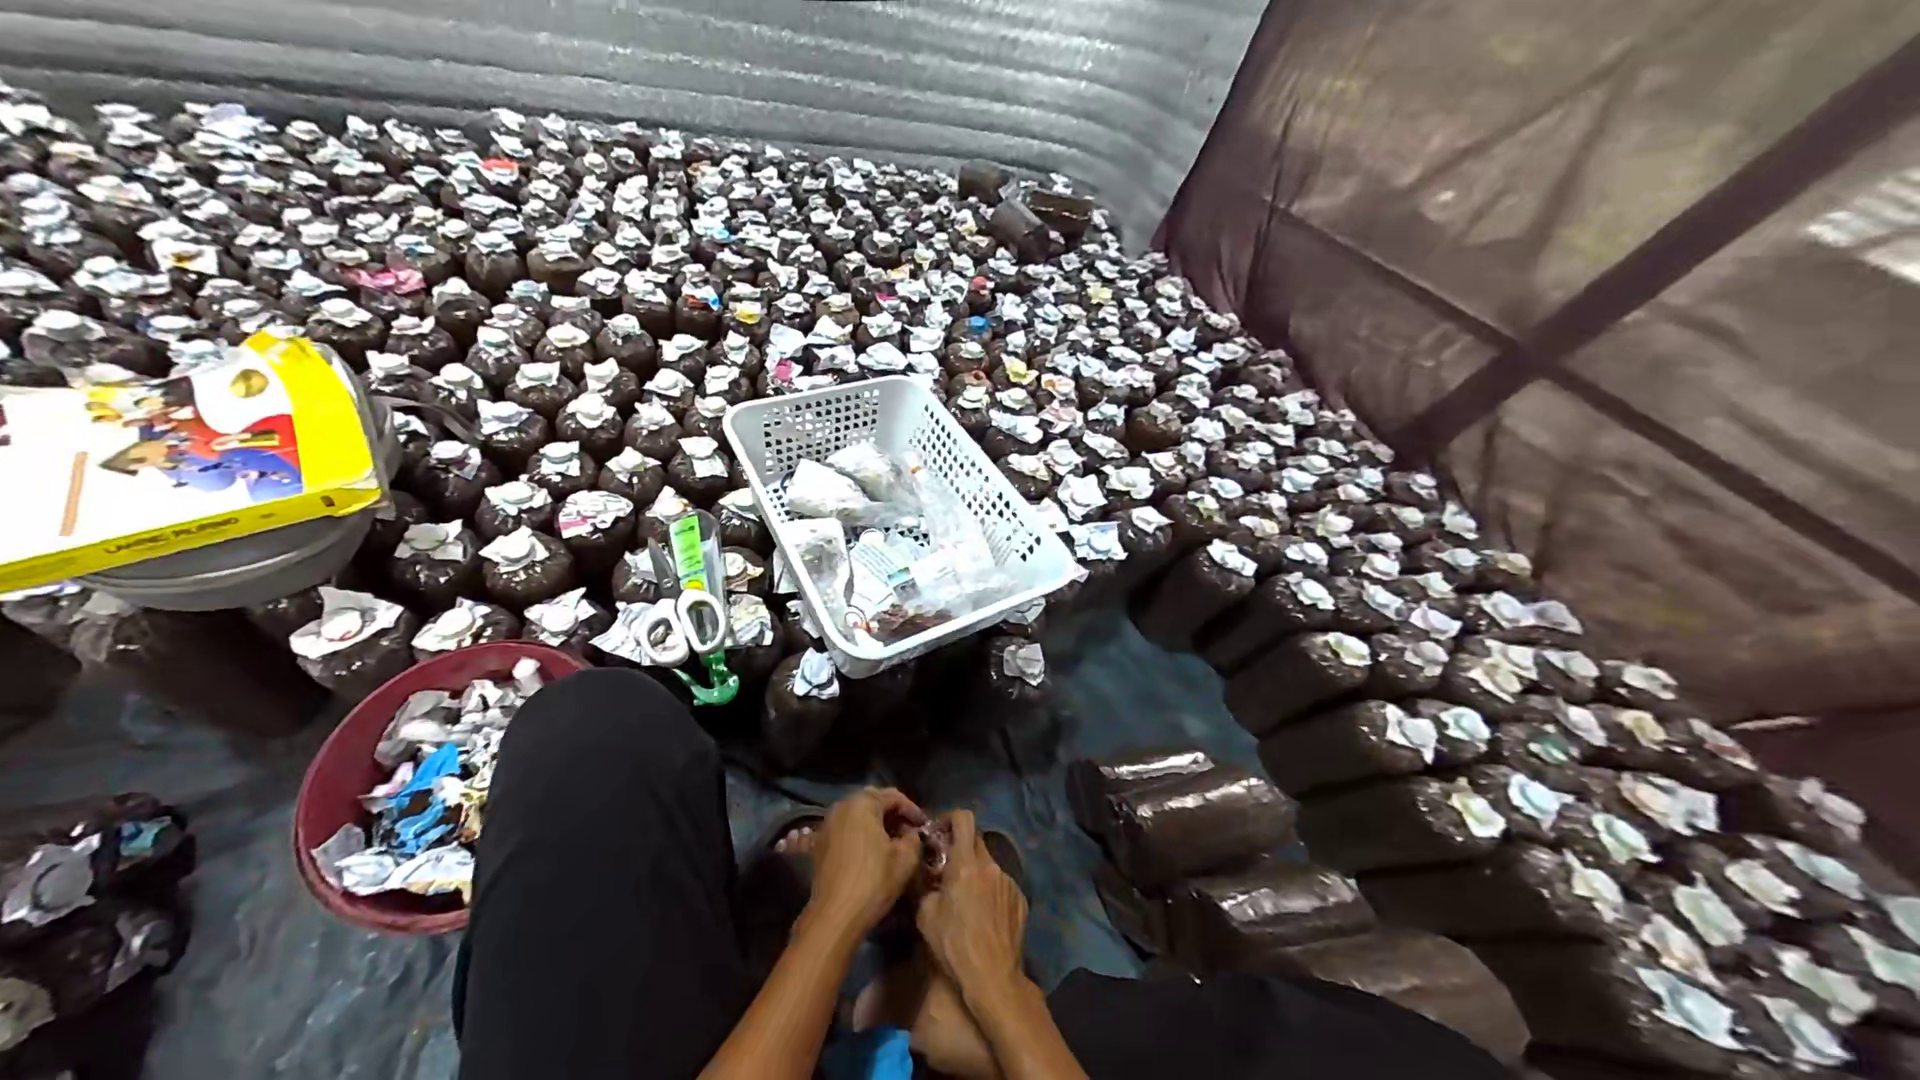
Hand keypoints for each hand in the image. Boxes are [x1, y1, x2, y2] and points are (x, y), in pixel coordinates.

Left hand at [808, 788, 927, 936]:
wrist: (836, 915)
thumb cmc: (874, 881)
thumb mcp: (906, 858)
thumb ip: (912, 837)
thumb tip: (909, 833)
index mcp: (863, 803)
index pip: (894, 796)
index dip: (912, 809)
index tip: (924, 825)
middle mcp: (842, 806)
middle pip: (872, 801)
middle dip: (892, 813)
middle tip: (908, 829)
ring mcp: (827, 824)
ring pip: (856, 815)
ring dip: (874, 823)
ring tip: (891, 840)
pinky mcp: (819, 844)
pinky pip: (844, 830)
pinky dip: (858, 835)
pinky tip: (867, 847)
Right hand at [916, 810, 1027, 993]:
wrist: (993, 977)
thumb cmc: (954, 945)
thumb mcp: (925, 916)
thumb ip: (924, 886)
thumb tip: (925, 875)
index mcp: (966, 864)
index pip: (964, 819)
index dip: (951, 818)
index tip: (940, 832)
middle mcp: (990, 866)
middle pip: (976, 841)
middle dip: (961, 848)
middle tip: (949, 868)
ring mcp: (1009, 881)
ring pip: (989, 865)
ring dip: (977, 872)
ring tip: (967, 899)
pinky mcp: (1021, 899)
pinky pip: (1002, 885)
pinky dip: (991, 891)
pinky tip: (985, 915)